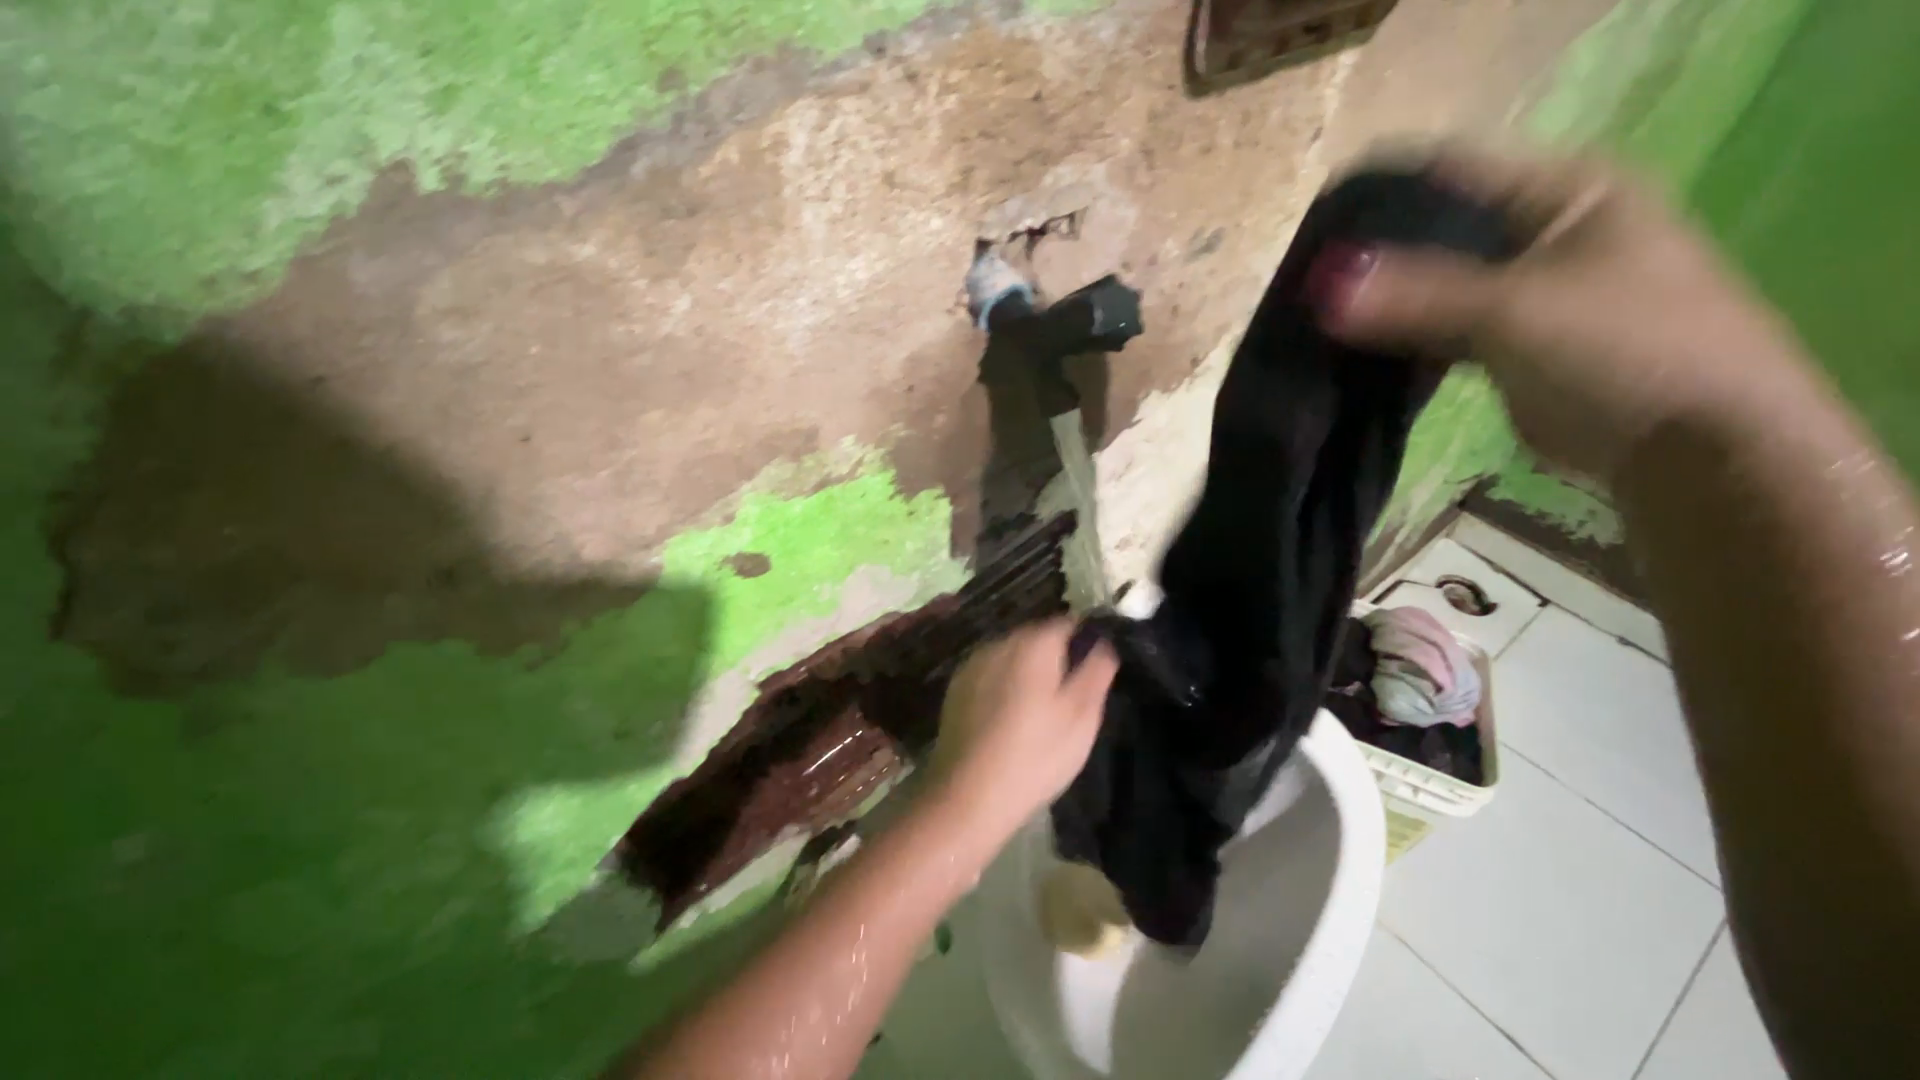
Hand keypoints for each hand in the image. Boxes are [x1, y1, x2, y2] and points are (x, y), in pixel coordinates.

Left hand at [927, 619, 1118, 840]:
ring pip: (1011, 656)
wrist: (969, 794)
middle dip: (1055, 656)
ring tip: (1041, 710)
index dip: (1085, 639)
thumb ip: (1097, 671)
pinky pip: (990, 676)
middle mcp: (999, 643)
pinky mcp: (955, 689)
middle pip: (1036, 637)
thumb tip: (1104, 642)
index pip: (1067, 622)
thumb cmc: (1035, 755)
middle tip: (1071, 694)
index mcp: (1033, 644)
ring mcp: (972, 665)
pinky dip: (1004, 686)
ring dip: (1028, 671)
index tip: (1095, 665)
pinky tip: (1010, 718)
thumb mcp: (1082, 717)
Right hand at [1312, 146, 1823, 484]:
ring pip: (1437, 286)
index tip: (1312, 235)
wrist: (1697, 451)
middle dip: (1373, 260)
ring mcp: (1534, 290)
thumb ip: (1413, 293)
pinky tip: (1355, 353)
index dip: (1379, 197)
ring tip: (1316, 320)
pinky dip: (1406, 341)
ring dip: (1384, 306)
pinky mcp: (1518, 345)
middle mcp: (1548, 229)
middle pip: (1438, 231)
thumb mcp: (1513, 310)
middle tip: (1303, 287)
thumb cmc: (1622, 350)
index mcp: (1566, 190)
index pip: (1450, 173)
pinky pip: (1445, 331)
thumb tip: (1317, 284)